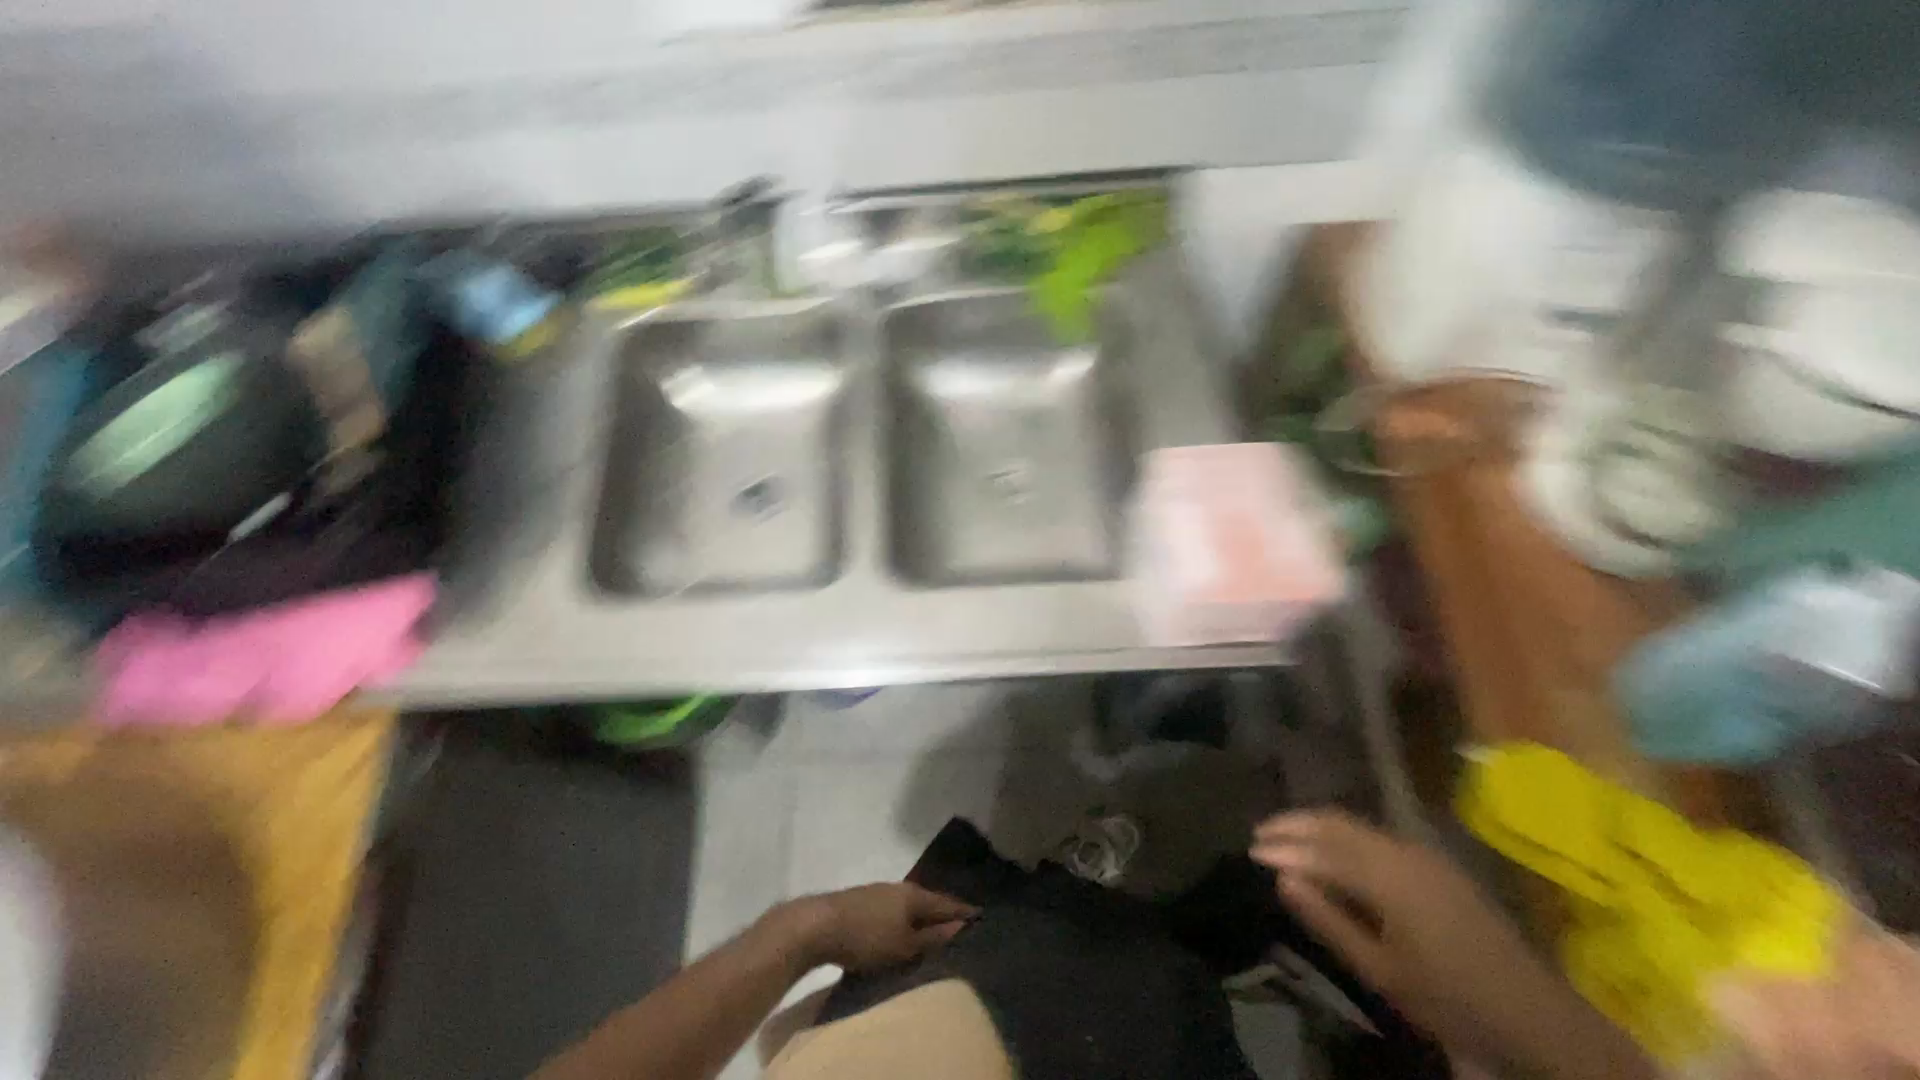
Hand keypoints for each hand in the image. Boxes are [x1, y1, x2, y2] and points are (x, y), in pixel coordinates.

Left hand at [778, 883, 977, 974]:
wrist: (817, 926)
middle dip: (943, 912)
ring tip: (932, 931)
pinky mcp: (860, 903)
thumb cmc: (866, 937)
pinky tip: (901, 930)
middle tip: (960, 925)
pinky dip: (903, 920)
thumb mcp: (904, 946)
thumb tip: (959, 926)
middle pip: (928, 901)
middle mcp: (899, 888)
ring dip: (921, 917)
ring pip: (908, 905)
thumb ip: (932, 938)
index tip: (981, 916)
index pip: (947, 903)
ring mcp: (878, 892)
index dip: (964, 911)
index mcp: (914, 895)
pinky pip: (892, 911)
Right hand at [1251, 811, 1654, 1079]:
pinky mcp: (1437, 865)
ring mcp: (1425, 854)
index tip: (1249, 849)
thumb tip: (1283, 878)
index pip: (1322, 847)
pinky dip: (1344, 837)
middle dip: (1296, 825)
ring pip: (1359, 826)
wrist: (1532, 1015)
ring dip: (1319, 828)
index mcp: (1388, 875)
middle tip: (1259, 833)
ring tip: (1286, 837)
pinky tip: (1332, 852)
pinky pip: (1378, 837)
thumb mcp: (1380, 969)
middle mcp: (1405, 851)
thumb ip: (1327, 919)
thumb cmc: (1448, 998)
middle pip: (1339, 824)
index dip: (1284, 846)